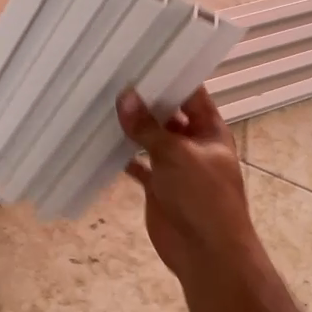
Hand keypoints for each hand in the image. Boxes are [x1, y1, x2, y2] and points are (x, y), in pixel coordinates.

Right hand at [116, 87, 258, 287]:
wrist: (206, 252)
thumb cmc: (203, 197)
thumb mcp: (176, 154)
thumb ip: (148, 127)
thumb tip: (124, 95)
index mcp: (210, 131)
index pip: (192, 95)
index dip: (171, 77)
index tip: (142, 59)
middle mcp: (193, 144)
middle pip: (168, 115)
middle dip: (145, 101)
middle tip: (112, 78)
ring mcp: (174, 166)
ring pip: (150, 139)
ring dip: (131, 127)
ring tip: (101, 104)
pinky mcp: (158, 186)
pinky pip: (137, 165)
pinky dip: (122, 156)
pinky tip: (100, 142)